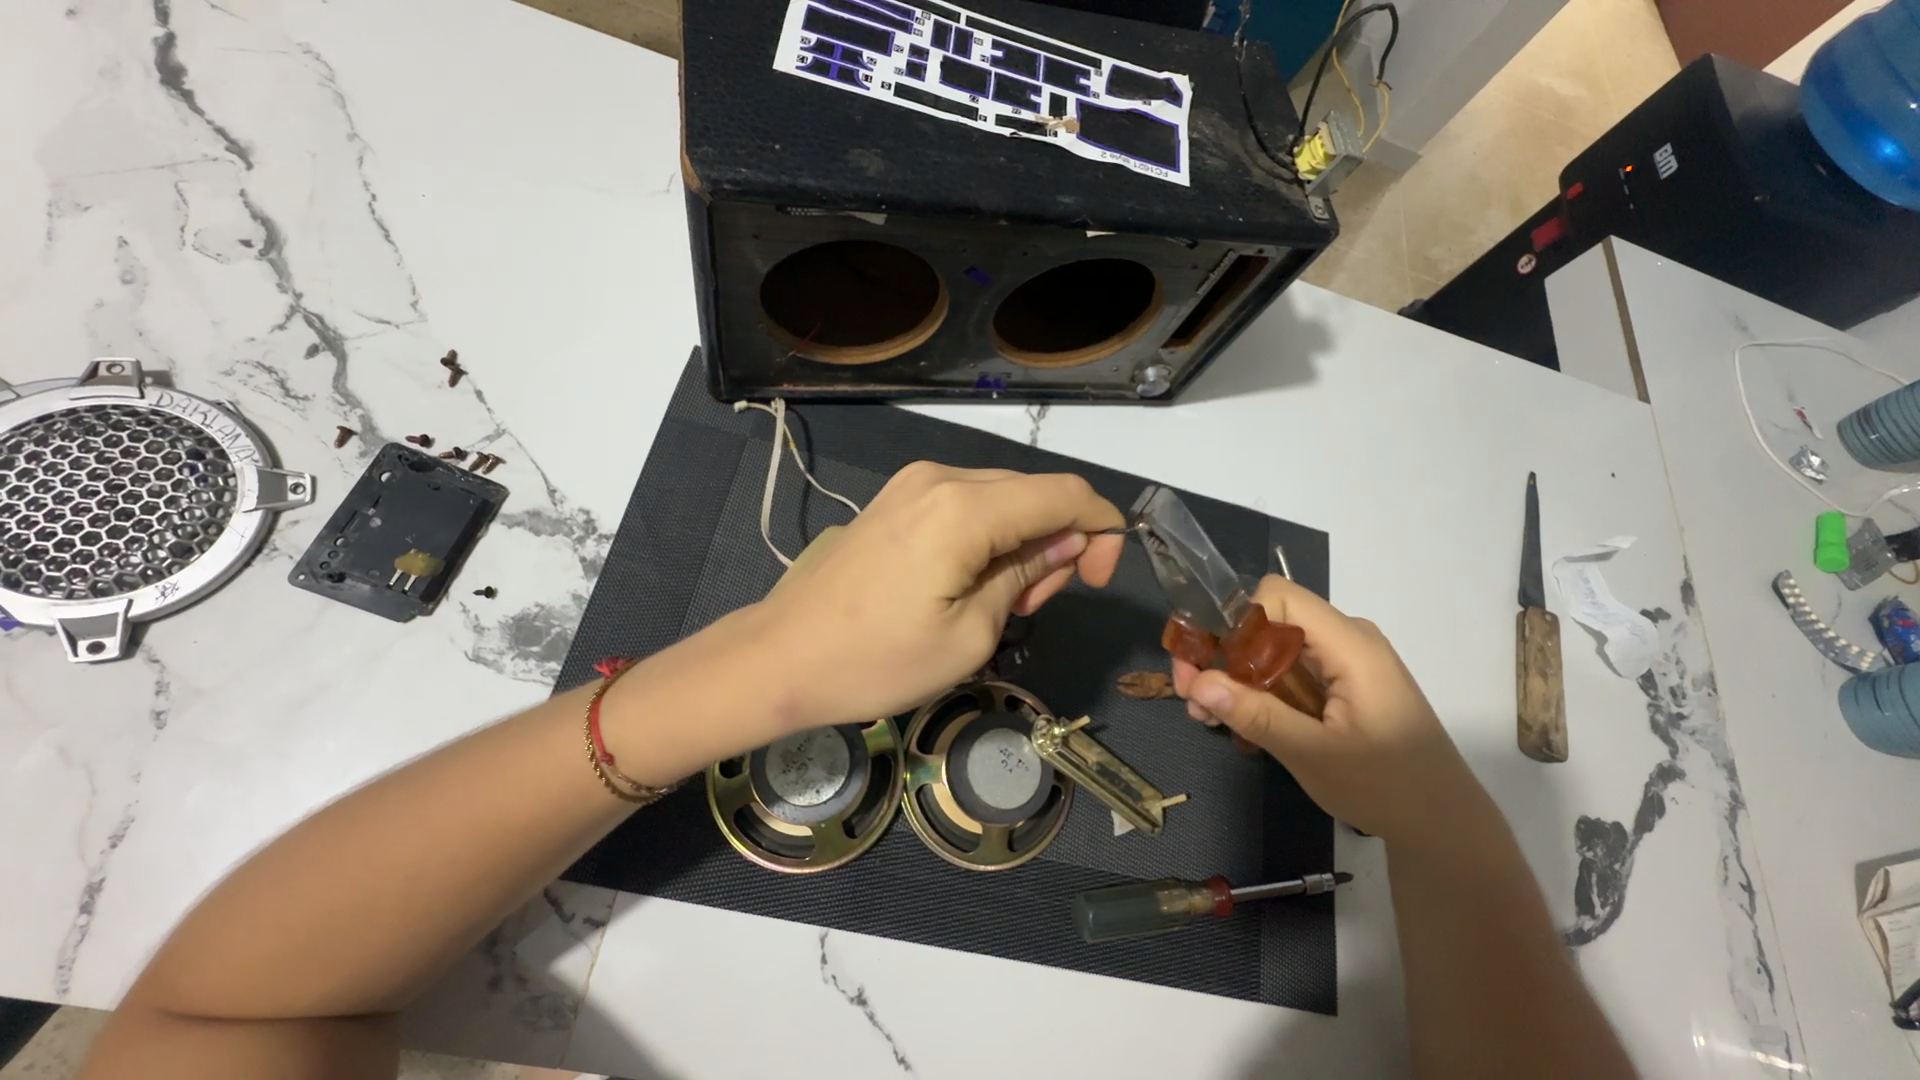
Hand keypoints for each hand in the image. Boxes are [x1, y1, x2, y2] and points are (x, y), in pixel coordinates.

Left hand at [751, 462, 1125, 731]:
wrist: (778, 658)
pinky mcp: (894, 501)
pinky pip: (964, 504)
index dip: (1102, 529)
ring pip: (1000, 497)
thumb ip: (1026, 575)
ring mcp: (911, 484)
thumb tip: (1065, 542)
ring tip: (1003, 602)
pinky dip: (988, 536)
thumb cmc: (876, 661)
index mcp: (965, 508)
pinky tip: (971, 580)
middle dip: (1058, 541)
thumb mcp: (970, 635)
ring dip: (1023, 540)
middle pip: (1033, 492)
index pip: (1065, 493)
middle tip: (1037, 606)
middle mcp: (940, 478)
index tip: (1098, 580)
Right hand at [1175, 576, 1487, 845]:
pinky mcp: (1345, 686)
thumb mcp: (1313, 754)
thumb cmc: (1388, 787)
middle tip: (1190, 696)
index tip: (1206, 663)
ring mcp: (1347, 664)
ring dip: (1236, 678)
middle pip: (1271, 623)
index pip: (1278, 597)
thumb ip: (1255, 714)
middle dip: (1224, 654)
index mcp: (1350, 645)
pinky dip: (1261, 692)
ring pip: (1276, 650)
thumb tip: (1197, 682)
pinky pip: (1292, 673)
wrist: (1446, 825)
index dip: (1236, 621)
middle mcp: (1348, 641)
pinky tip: (1237, 723)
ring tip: (1206, 716)